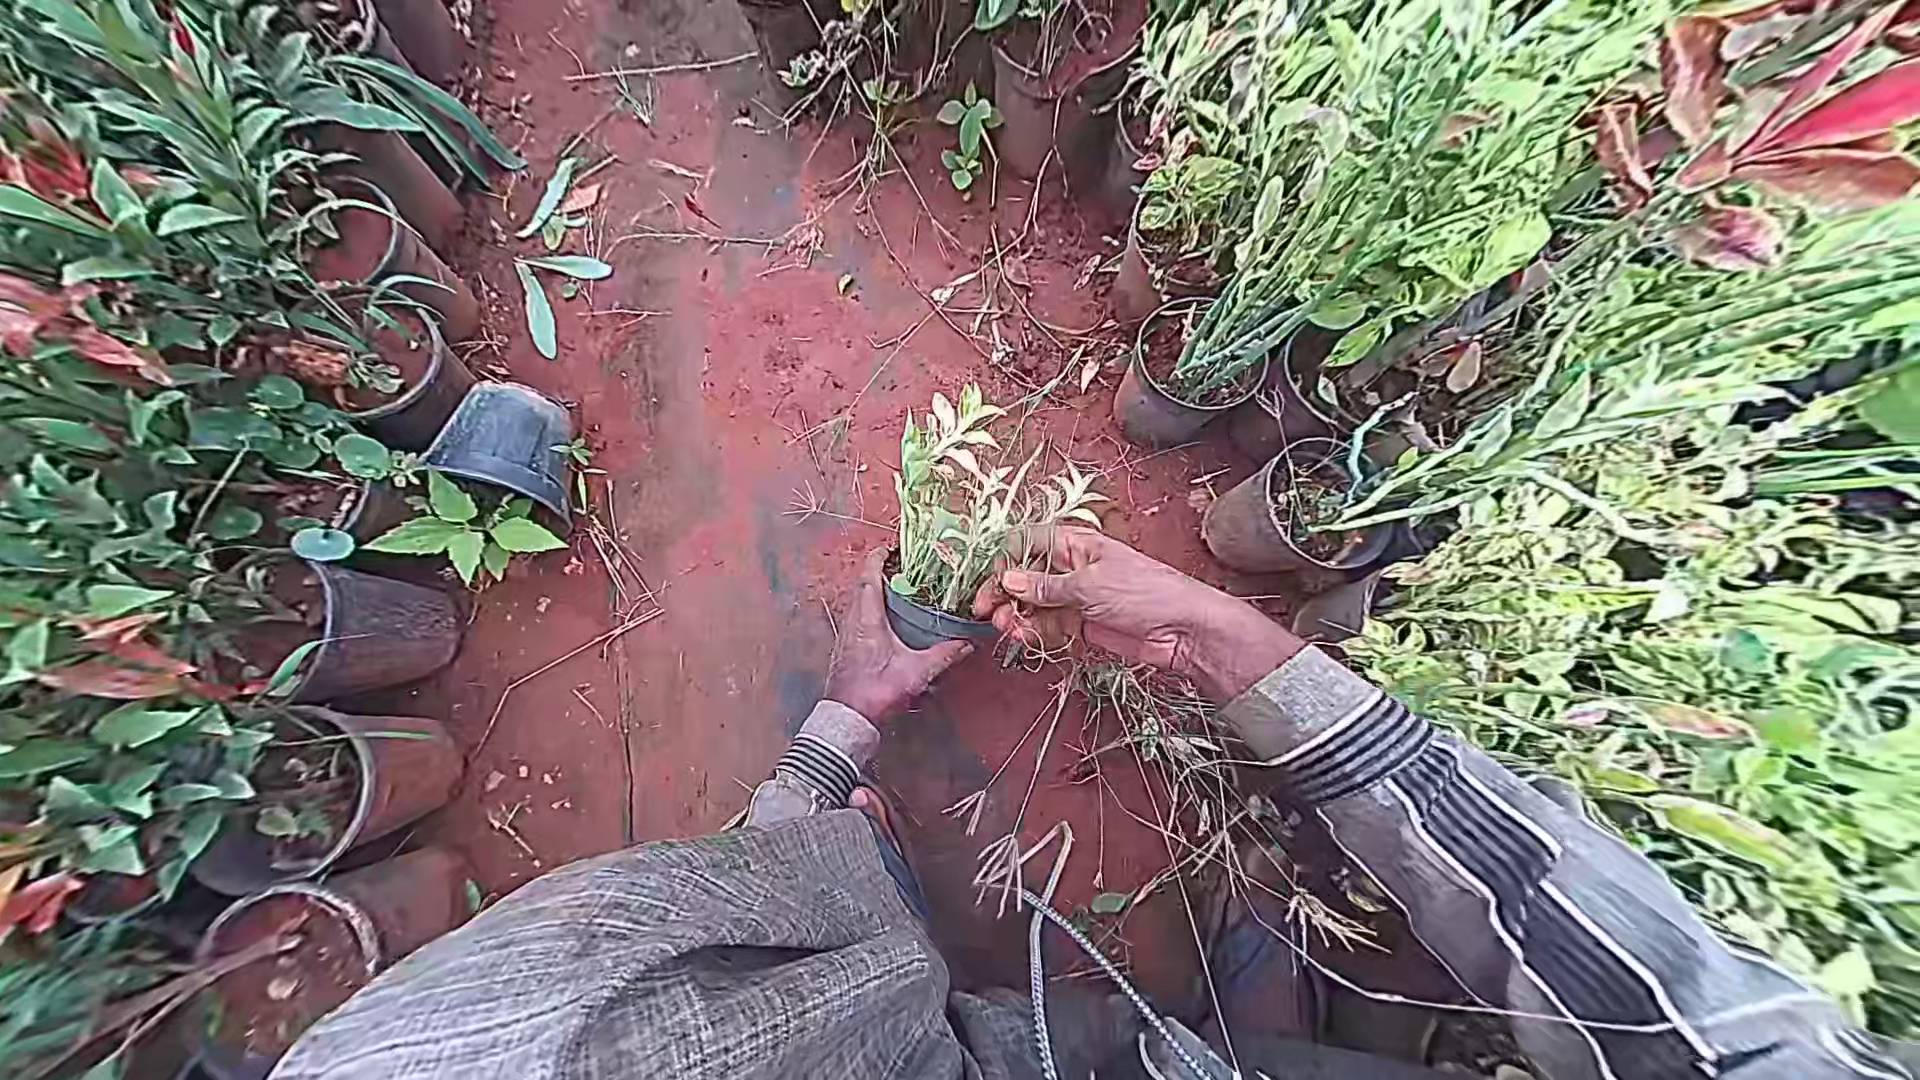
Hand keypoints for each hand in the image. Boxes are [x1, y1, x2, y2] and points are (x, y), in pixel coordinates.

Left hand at [824, 549, 973, 720]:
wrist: (848, 717)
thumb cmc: (876, 692)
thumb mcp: (916, 672)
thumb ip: (943, 656)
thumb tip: (966, 643)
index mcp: (867, 620)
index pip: (868, 579)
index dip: (877, 559)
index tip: (889, 548)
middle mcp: (853, 621)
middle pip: (862, 585)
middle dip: (878, 570)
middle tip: (900, 565)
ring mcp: (846, 633)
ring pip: (857, 600)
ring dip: (872, 588)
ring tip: (895, 586)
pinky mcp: (845, 645)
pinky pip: (856, 614)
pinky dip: (869, 605)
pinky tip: (885, 615)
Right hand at [971, 528, 1303, 702]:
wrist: (1183, 631)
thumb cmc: (1146, 593)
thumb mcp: (1090, 584)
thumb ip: (1046, 585)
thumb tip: (1009, 578)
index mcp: (1075, 545)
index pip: (1027, 545)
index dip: (1005, 562)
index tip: (991, 584)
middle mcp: (1070, 568)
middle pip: (1025, 576)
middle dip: (1004, 592)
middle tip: (986, 611)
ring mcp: (1074, 597)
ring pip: (1032, 603)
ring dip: (1015, 614)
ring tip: (1006, 627)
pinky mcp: (1079, 625)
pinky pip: (1047, 625)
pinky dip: (1032, 631)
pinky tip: (1023, 636)